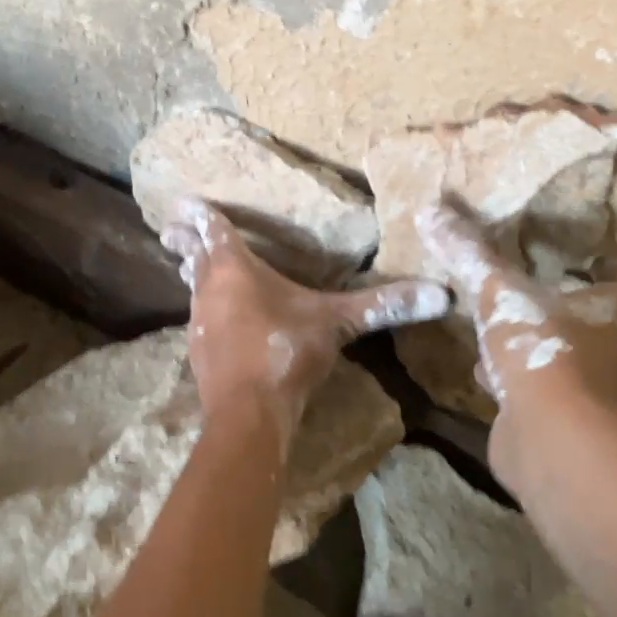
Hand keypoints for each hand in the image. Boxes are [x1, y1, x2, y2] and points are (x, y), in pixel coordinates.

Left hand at [162, 198, 450, 442]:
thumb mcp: (338, 322)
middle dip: (185, 241)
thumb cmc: (287, 351)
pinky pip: (199, 319)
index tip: (183, 202)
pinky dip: (204, 309)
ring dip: (194, 274)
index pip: (213, 230)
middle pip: (194, 256)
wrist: (247, 413)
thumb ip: (383, 305)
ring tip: (190, 266)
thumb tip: (443, 294)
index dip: (200, 214)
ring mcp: (199, 323)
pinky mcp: (199, 353)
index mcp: (234, 268)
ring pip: (194, 288)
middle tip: (173, 231)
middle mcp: (210, 289)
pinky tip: (214, 322)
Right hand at [416, 204, 616, 473]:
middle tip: (554, 306)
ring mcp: (614, 397)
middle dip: (592, 322)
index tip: (588, 264)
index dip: (614, 274)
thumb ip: (468, 251)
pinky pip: (562, 400)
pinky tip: (494, 382)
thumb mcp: (496, 289)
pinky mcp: (587, 431)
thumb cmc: (542, 347)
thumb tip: (429, 209)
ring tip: (516, 343)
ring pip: (593, 369)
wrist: (552, 434)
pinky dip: (535, 390)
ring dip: (561, 357)